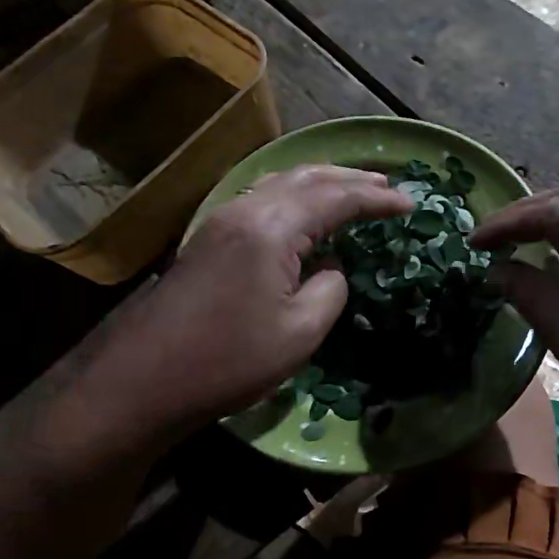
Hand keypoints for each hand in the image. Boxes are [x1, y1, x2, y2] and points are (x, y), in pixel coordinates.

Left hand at [63, 165, 412, 447]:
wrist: (147, 380)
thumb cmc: (229, 361)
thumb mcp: (300, 332)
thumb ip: (330, 288)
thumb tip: (331, 267)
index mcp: (272, 228)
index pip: (336, 199)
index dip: (377, 200)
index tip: (411, 205)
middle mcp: (246, 210)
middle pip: (308, 178)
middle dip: (353, 180)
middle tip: (389, 187)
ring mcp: (222, 221)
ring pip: (282, 183)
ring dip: (323, 182)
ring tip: (356, 188)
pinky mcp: (210, 238)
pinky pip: (263, 199)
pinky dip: (296, 196)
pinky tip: (306, 211)